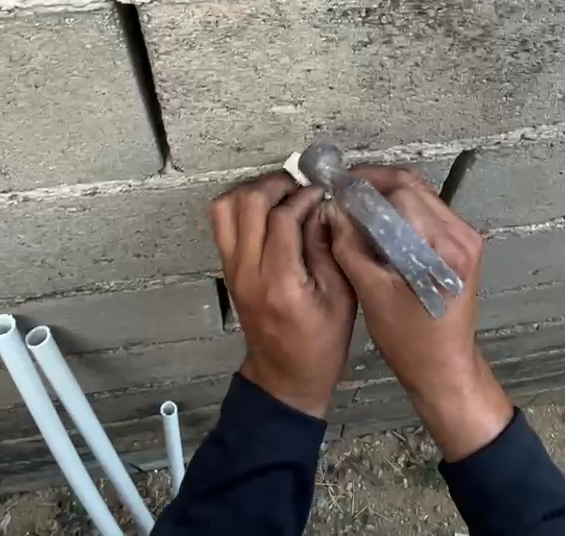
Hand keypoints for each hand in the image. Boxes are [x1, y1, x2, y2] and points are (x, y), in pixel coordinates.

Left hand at [209, 172, 356, 417]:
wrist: (284, 379)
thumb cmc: (321, 344)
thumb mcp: (341, 297)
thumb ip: (329, 248)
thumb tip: (322, 206)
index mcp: (280, 281)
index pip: (282, 217)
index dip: (304, 196)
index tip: (323, 191)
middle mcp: (248, 270)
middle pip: (248, 203)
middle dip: (276, 184)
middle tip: (301, 185)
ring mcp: (232, 268)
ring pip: (226, 207)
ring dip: (254, 191)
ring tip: (282, 193)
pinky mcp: (228, 268)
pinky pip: (223, 223)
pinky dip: (243, 206)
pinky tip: (269, 209)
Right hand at [326, 167, 512, 459]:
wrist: (445, 369)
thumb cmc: (410, 342)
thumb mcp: (372, 295)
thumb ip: (350, 247)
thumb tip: (332, 208)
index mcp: (445, 250)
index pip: (402, 195)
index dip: (364, 188)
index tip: (335, 192)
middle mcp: (463, 235)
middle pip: (412, 185)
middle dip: (373, 183)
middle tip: (340, 190)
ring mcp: (465, 235)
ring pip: (419, 191)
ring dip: (385, 192)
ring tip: (353, 200)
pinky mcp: (460, 240)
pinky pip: (426, 207)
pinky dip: (398, 205)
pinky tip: (374, 216)